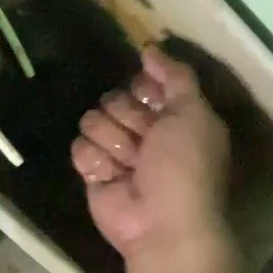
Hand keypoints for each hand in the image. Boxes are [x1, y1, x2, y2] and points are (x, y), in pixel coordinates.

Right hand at [71, 46, 231, 267]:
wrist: (162, 223)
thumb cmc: (185, 167)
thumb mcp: (194, 113)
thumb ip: (176, 77)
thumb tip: (150, 50)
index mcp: (173, 117)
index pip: (144, 84)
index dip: (143, 88)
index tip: (149, 100)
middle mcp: (144, 133)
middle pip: (114, 100)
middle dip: (125, 117)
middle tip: (143, 141)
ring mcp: (116, 153)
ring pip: (92, 121)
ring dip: (111, 141)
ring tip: (129, 163)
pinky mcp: (93, 173)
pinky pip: (79, 148)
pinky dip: (94, 161)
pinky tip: (110, 176)